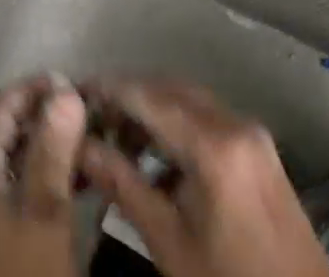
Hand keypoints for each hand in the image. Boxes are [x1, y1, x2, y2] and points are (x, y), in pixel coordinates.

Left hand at [0, 76, 86, 276]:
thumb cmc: (24, 272)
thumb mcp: (43, 213)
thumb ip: (51, 149)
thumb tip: (65, 90)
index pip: (1, 107)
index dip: (37, 89)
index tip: (76, 81)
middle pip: (6, 128)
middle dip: (46, 114)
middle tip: (89, 108)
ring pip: (15, 153)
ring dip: (49, 142)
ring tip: (91, 136)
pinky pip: (18, 180)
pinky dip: (45, 170)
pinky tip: (78, 173)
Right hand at [81, 79, 328, 276]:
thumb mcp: (168, 238)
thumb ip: (121, 183)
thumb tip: (77, 145)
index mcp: (214, 144)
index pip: (145, 95)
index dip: (104, 90)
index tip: (68, 93)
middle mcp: (236, 124)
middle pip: (167, 89)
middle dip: (125, 98)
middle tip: (88, 120)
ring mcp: (253, 136)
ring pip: (188, 102)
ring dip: (150, 112)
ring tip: (114, 143)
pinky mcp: (260, 152)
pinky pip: (208, 121)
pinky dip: (176, 128)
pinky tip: (153, 161)